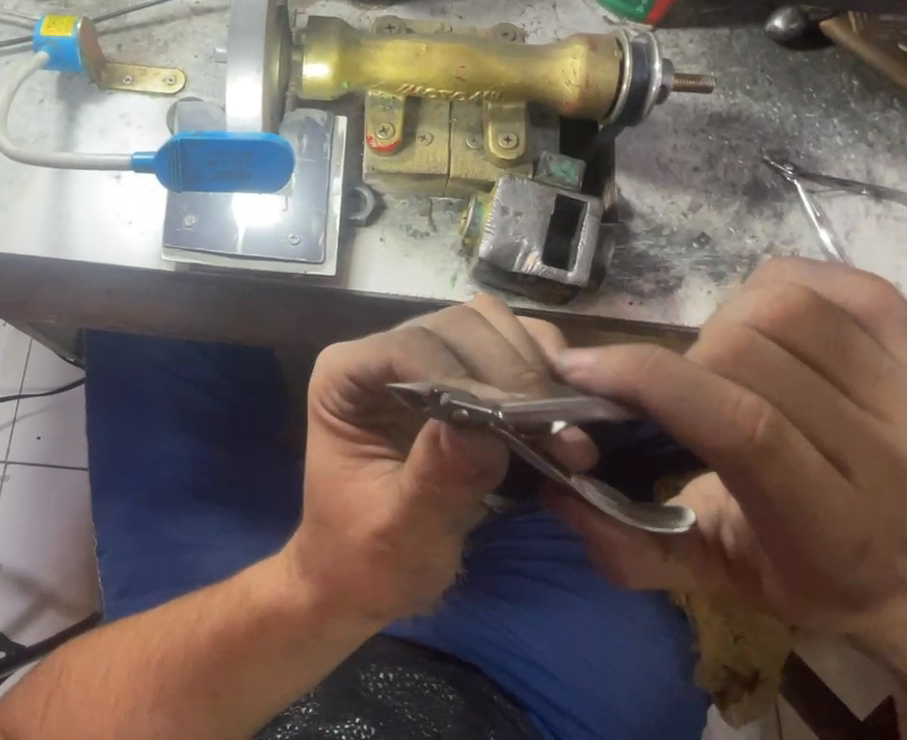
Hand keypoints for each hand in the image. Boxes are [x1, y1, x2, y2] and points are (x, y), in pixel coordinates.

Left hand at [284, 296, 596, 625]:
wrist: (359, 582)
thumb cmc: (365, 560)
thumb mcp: (400, 534)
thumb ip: (438, 478)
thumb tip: (484, 427)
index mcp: (343, 378)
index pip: (409, 346)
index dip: (465, 376)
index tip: (514, 424)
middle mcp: (380, 353)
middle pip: (459, 326)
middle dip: (510, 373)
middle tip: (557, 434)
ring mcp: (422, 358)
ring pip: (491, 326)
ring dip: (535, 370)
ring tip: (563, 432)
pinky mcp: (458, 375)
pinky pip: (510, 348)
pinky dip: (544, 375)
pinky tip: (563, 420)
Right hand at [544, 258, 906, 671]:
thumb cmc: (820, 582)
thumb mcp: (718, 582)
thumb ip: (628, 545)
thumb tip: (550, 485)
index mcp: (834, 527)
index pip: (741, 425)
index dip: (650, 380)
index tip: (582, 369)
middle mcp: (890, 455)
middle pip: (758, 352)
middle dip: (685, 356)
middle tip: (676, 385)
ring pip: (794, 307)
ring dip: (730, 318)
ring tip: (720, 355)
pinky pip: (848, 285)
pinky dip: (787, 286)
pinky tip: (767, 321)